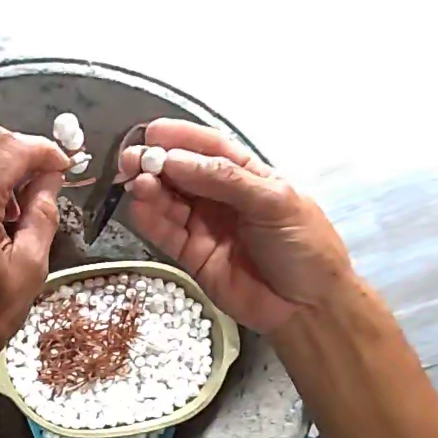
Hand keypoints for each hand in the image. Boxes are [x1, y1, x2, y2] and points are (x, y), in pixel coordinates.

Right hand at [120, 119, 349, 332]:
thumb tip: (176, 161)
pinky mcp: (191, 255)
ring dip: (150, 190)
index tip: (152, 132)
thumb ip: (225, 180)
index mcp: (248, 176)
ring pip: (169, 202)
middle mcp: (221, 198)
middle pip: (182, 174)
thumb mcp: (273, 201)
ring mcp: (204, 226)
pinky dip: (150, 220)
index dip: (182, 138)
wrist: (306, 305)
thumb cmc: (303, 245)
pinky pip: (166, 233)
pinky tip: (140, 206)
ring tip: (135, 181)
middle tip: (131, 159)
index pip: (210, 149)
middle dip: (156, 163)